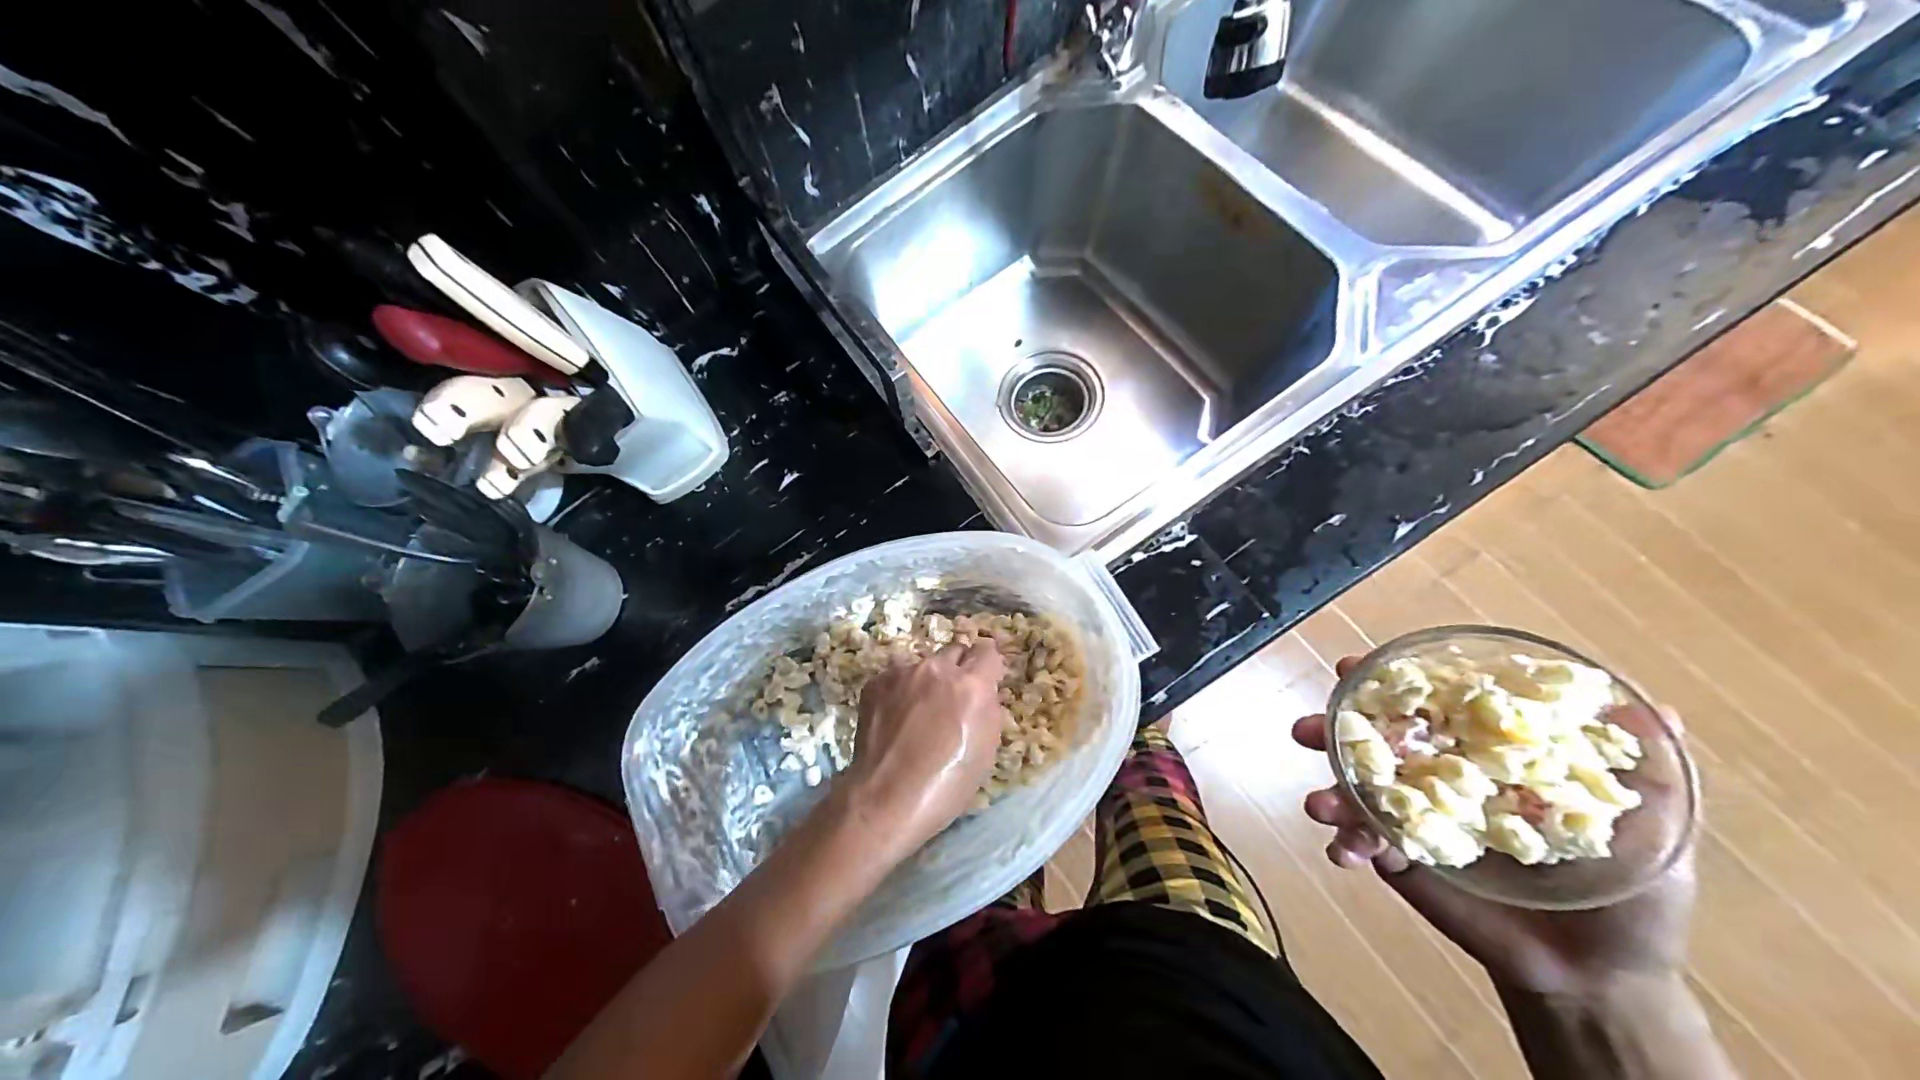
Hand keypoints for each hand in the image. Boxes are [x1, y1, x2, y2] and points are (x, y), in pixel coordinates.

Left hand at [838, 641, 1006, 857]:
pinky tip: (895, 720)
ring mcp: (903, 673)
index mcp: (972, 685)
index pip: (987, 651)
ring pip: (923, 666)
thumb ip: (987, 707)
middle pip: (954, 652)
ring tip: (917, 715)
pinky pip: (897, 678)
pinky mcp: (876, 682)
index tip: (984, 680)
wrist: (887, 798)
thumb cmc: (948, 784)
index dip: (987, 666)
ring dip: (926, 682)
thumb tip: (981, 691)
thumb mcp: (987, 748)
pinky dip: (900, 692)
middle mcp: (938, 669)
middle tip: (952, 699)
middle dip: (958, 670)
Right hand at [1293, 657, 1696, 997]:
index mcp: (1483, 757)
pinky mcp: (1399, 860)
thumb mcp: (1652, 831)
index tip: (1355, 665)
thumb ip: (1645, 773)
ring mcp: (1413, 818)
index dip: (1390, 680)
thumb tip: (1653, 708)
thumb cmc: (1628, 898)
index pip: (1430, 705)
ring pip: (1355, 788)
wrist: (1597, 976)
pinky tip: (1346, 853)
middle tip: (1310, 728)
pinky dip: (1345, 843)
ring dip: (1328, 788)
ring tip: (1320, 805)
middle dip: (1334, 727)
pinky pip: (1361, 843)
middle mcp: (1437, 776)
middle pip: (1375, 739)